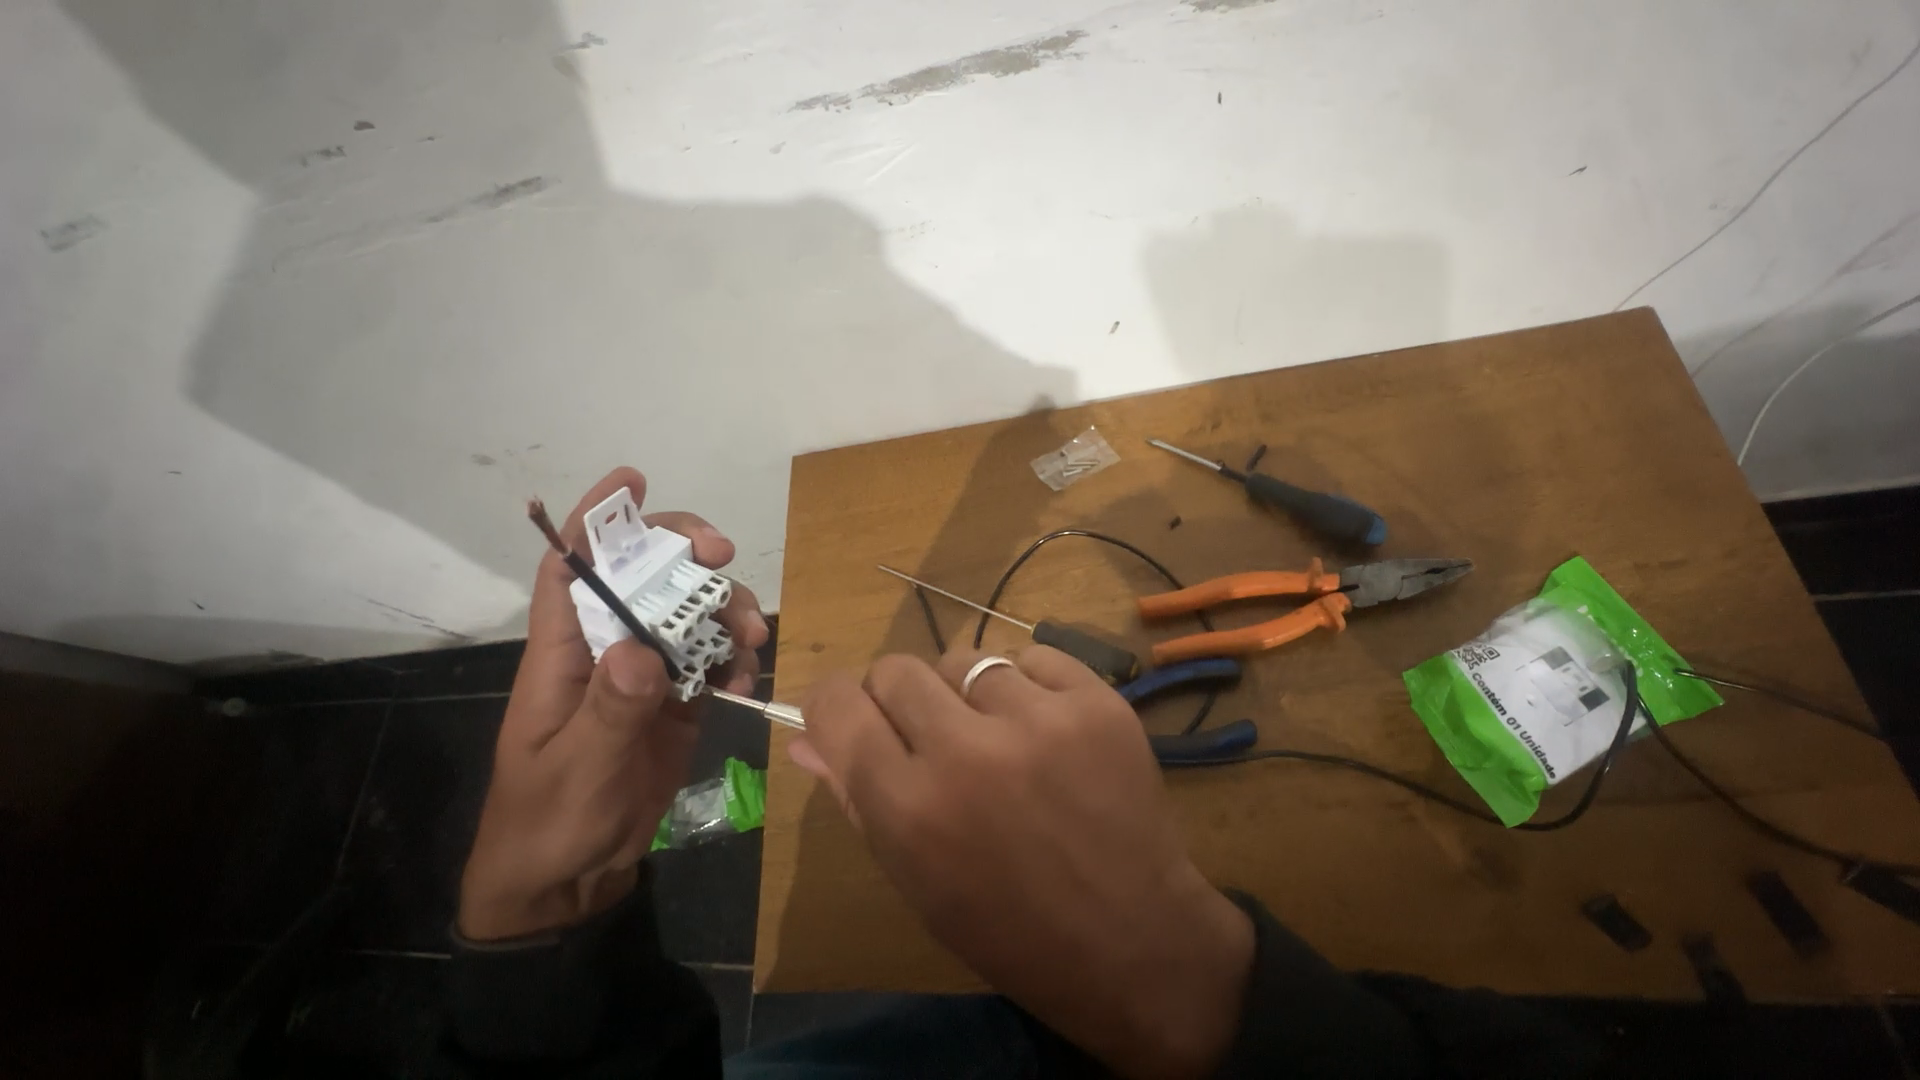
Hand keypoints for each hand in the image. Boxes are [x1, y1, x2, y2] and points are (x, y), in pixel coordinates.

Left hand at [457, 467, 768, 940]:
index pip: (573, 568)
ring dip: (724, 610)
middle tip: (723, 556)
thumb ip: (609, 711)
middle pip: (645, 577)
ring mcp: (646, 675)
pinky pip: (712, 663)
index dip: (598, 519)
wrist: (570, 883)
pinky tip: (745, 682)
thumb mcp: (576, 770)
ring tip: (750, 637)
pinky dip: (734, 663)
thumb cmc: (549, 822)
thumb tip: (641, 650)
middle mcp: (606, 649)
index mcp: (563, 653)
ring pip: (689, 614)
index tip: (633, 480)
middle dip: (685, 554)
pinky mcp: (678, 703)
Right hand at [789, 646, 1253, 1079]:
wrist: (1134, 941)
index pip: (838, 705)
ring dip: (965, 694)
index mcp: (911, 808)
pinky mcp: (1097, 701)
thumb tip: (807, 736)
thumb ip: (856, 796)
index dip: (835, 706)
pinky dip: (1026, 686)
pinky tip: (1043, 729)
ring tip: (996, 738)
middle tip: (931, 736)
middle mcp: (968, 751)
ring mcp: (1039, 719)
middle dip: (899, 699)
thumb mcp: (915, 878)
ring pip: (964, 658)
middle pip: (896, 668)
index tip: (852, 719)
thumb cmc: (1008, 928)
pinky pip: (1031, 656)